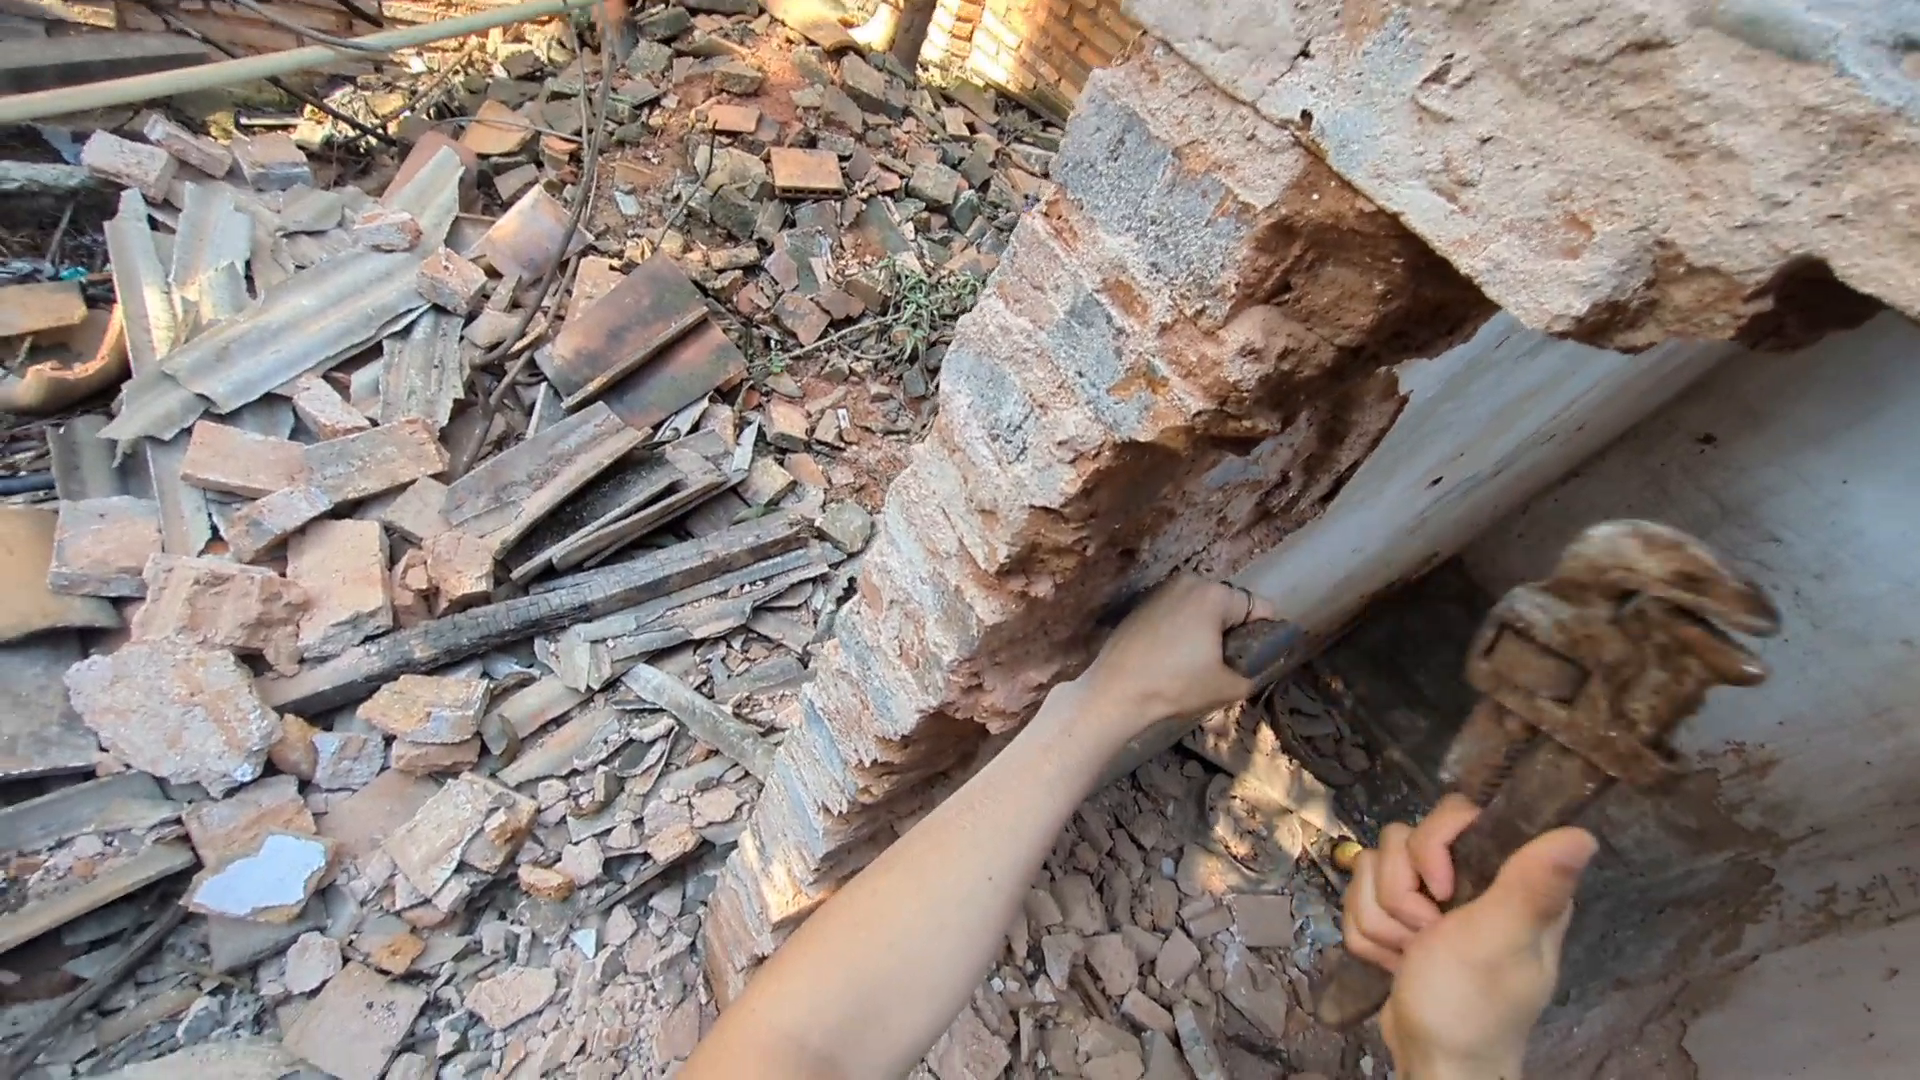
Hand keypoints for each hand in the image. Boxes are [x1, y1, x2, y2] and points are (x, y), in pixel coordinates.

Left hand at [1070, 575, 1274, 738]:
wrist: (1115, 692)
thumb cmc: (1175, 685)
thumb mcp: (1230, 686)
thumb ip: (1254, 670)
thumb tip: (1251, 664)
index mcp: (1214, 593)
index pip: (1259, 608)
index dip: (1266, 635)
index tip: (1256, 659)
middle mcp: (1188, 582)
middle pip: (1228, 605)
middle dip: (1231, 632)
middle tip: (1224, 665)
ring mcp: (1161, 591)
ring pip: (1201, 609)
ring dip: (1206, 631)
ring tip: (1197, 664)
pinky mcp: (1141, 605)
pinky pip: (1176, 614)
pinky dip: (1181, 631)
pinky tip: (1172, 657)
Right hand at [1344, 795, 1597, 1077]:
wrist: (1432, 1063)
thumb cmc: (1469, 1006)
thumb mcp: (1497, 943)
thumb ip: (1529, 886)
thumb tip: (1582, 834)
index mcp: (1508, 881)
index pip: (1452, 814)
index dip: (1431, 845)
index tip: (1441, 889)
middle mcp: (1469, 882)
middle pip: (1399, 841)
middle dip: (1398, 894)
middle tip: (1426, 936)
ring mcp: (1429, 902)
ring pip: (1371, 869)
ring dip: (1380, 920)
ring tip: (1408, 956)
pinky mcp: (1398, 919)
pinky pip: (1357, 898)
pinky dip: (1367, 936)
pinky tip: (1393, 963)